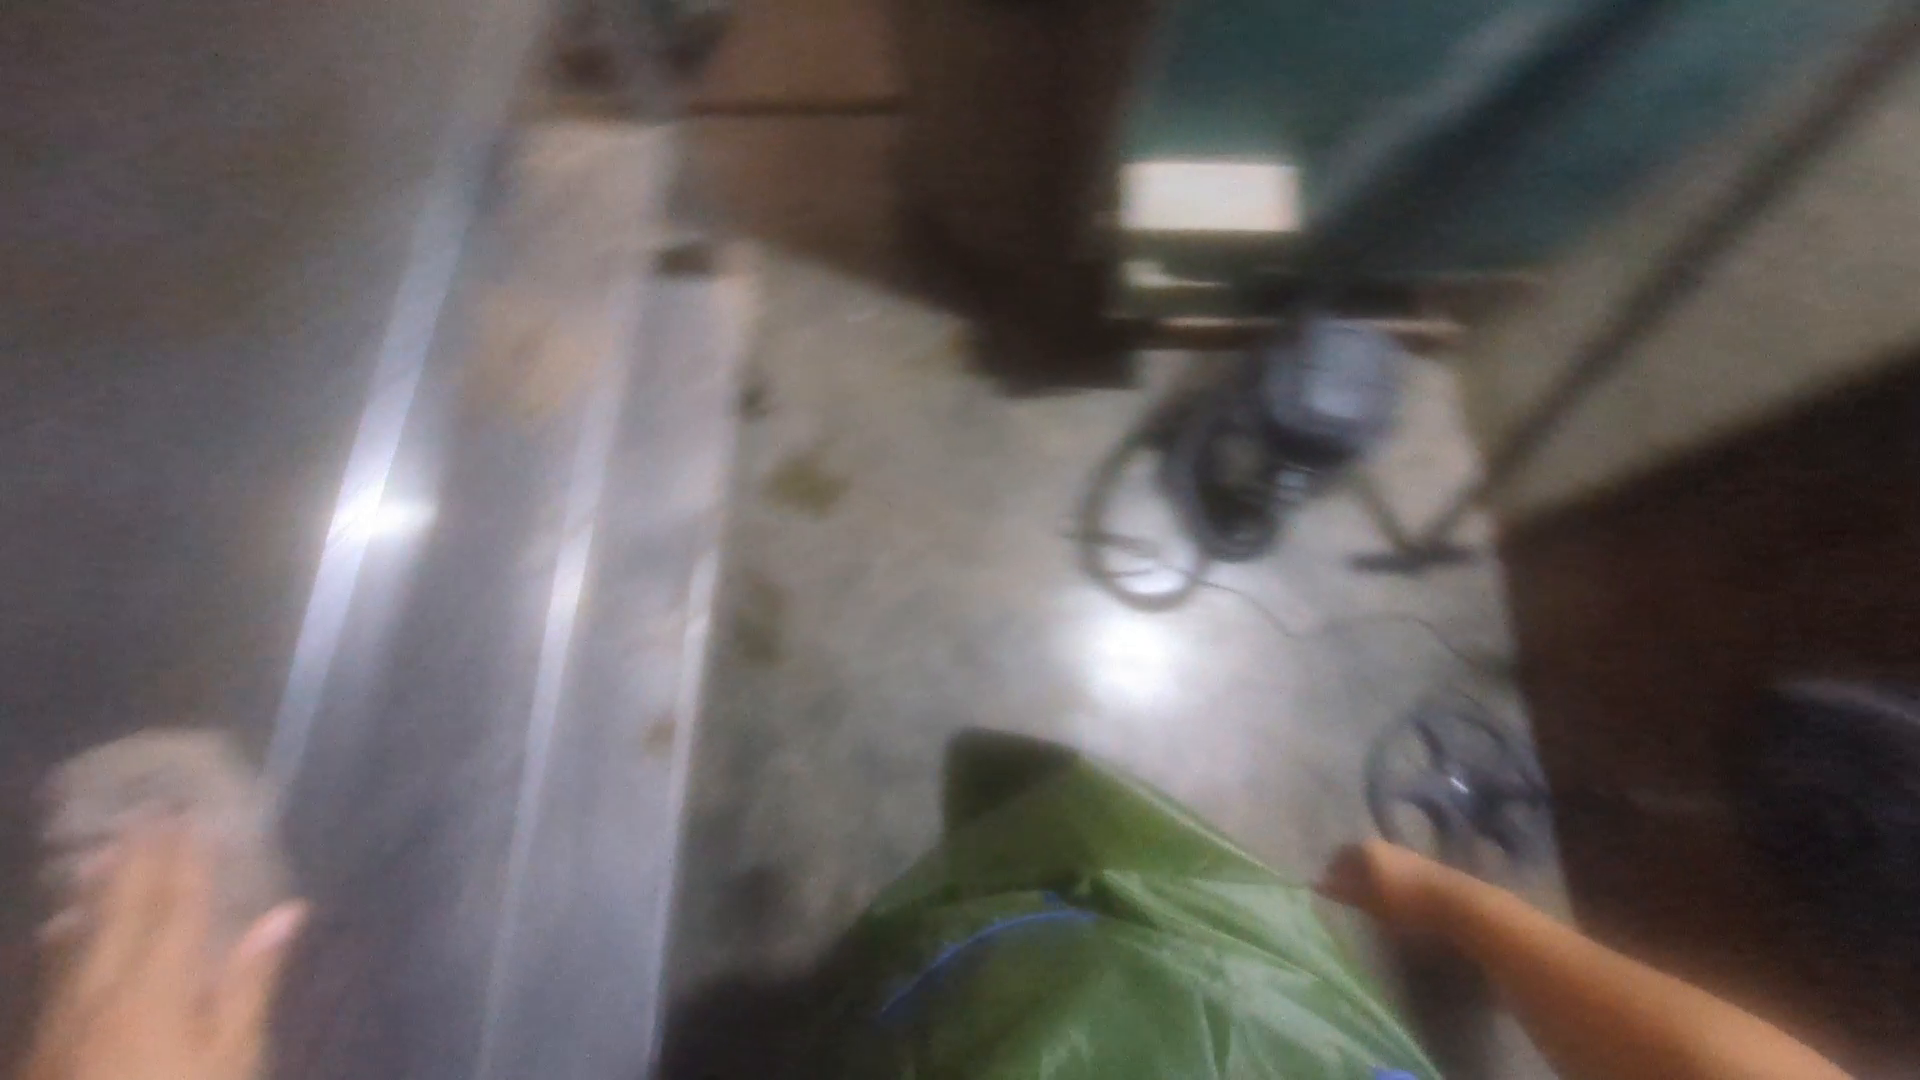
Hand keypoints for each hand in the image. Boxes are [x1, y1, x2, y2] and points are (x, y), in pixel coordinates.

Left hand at [25, 819, 306, 1079]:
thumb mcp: (232, 1055)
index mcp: (156, 987)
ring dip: (96, 891)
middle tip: (145, 814)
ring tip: (103, 851)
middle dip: (137, 862)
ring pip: (79, 939)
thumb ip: (251, 980)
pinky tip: (62, 927)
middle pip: (121, 915)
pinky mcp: (43, 1043)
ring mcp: (63, 1018)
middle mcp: (102, 991)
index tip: (193, 818)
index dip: (187, 861)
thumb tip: (287, 910)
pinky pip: (58, 970)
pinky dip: (65, 937)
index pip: (176, 908)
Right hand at [1317, 838, 1453, 936]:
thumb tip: (1316, 882)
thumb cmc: (1405, 902)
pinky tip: (1390, 898)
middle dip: (1351, 872)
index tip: (1327, 886)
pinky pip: (1395, 871)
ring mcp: (1405, 854)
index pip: (1338, 854)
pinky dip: (1387, 881)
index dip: (1331, 870)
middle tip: (1345, 892)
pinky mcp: (1424, 868)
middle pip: (1359, 856)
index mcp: (1366, 848)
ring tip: (1368, 898)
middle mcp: (1384, 845)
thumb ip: (1341, 889)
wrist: (1459, 906)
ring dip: (1371, 877)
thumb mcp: (1368, 900)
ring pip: (1378, 863)